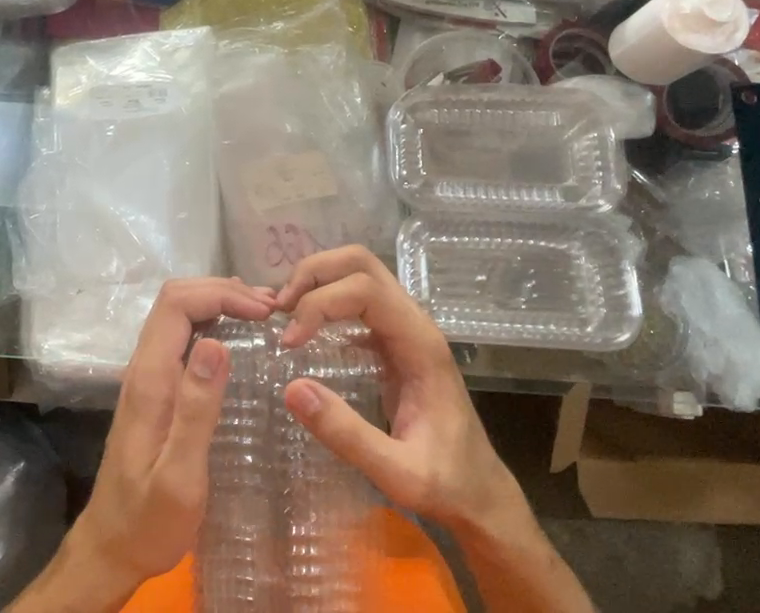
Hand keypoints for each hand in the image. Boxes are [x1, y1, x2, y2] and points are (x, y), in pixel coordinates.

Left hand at [38, 278, 274, 608]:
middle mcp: (143, 367)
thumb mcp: (180, 475)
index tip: (263, 314)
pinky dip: (212, 323)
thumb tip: (215, 343)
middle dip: (223, 291)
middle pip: (175, 299)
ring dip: (218, 302)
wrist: (112, 546)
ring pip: (178, 315)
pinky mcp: (156, 389)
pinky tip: (239, 340)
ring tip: (264, 317)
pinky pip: (182, 337)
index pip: (176, 304)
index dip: (220, 295)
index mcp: (148, 379)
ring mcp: (147, 377)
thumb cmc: (149, 520)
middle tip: (271, 310)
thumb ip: (195, 409)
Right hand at [274, 246, 525, 527]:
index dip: (320, 303)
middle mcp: (414, 324)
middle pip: (361, 264)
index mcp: (421, 345)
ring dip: (316, 281)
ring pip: (358, 273)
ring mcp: (404, 329)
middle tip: (279, 310)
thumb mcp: (398, 474)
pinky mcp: (392, 340)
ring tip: (283, 314)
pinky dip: (323, 299)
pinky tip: (301, 328)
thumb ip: (348, 435)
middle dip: (314, 274)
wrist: (480, 495)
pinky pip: (355, 298)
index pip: (365, 290)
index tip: (289, 342)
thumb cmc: (446, 485)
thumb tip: (291, 388)